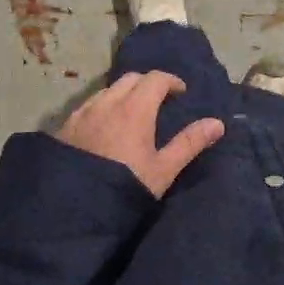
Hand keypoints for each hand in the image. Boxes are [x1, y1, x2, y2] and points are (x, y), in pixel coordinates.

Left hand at [56, 71, 224, 196]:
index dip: (171, 81)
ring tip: (132, 112)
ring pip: (107, 90)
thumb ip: (189, 143)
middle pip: (130, 79)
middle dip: (148, 83)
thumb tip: (217, 123)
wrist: (74, 205)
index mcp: (135, 109)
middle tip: (159, 100)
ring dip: (124, 93)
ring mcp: (83, 113)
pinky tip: (105, 125)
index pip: (155, 79)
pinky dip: (103, 105)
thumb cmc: (125, 186)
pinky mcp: (66, 126)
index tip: (181, 93)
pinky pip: (88, 105)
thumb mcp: (163, 169)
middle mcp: (107, 103)